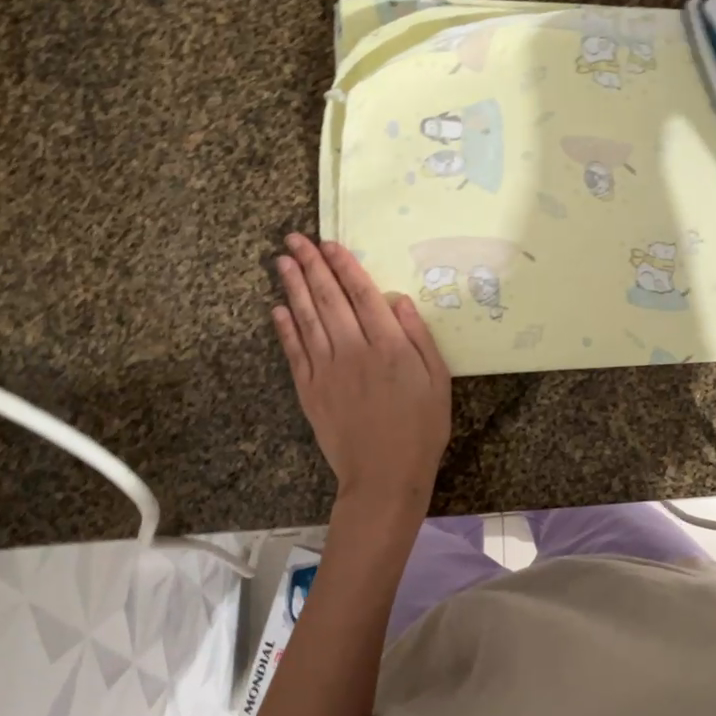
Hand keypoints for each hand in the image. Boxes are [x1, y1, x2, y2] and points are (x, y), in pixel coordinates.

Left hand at [271, 234, 451, 513]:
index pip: (363, 294)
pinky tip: (277, 308)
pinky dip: (285, 328)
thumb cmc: (421, 428)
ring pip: (306, 319)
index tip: (331, 243)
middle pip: (329, 299)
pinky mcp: (310, 391)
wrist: (385, 476)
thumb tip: (399, 300)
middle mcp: (354, 350)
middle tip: (295, 239)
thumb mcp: (438, 380)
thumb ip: (419, 337)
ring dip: (293, 287)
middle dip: (312, 266)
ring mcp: (327, 370)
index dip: (346, 266)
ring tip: (282, 261)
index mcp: (389, 346)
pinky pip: (294, 352)